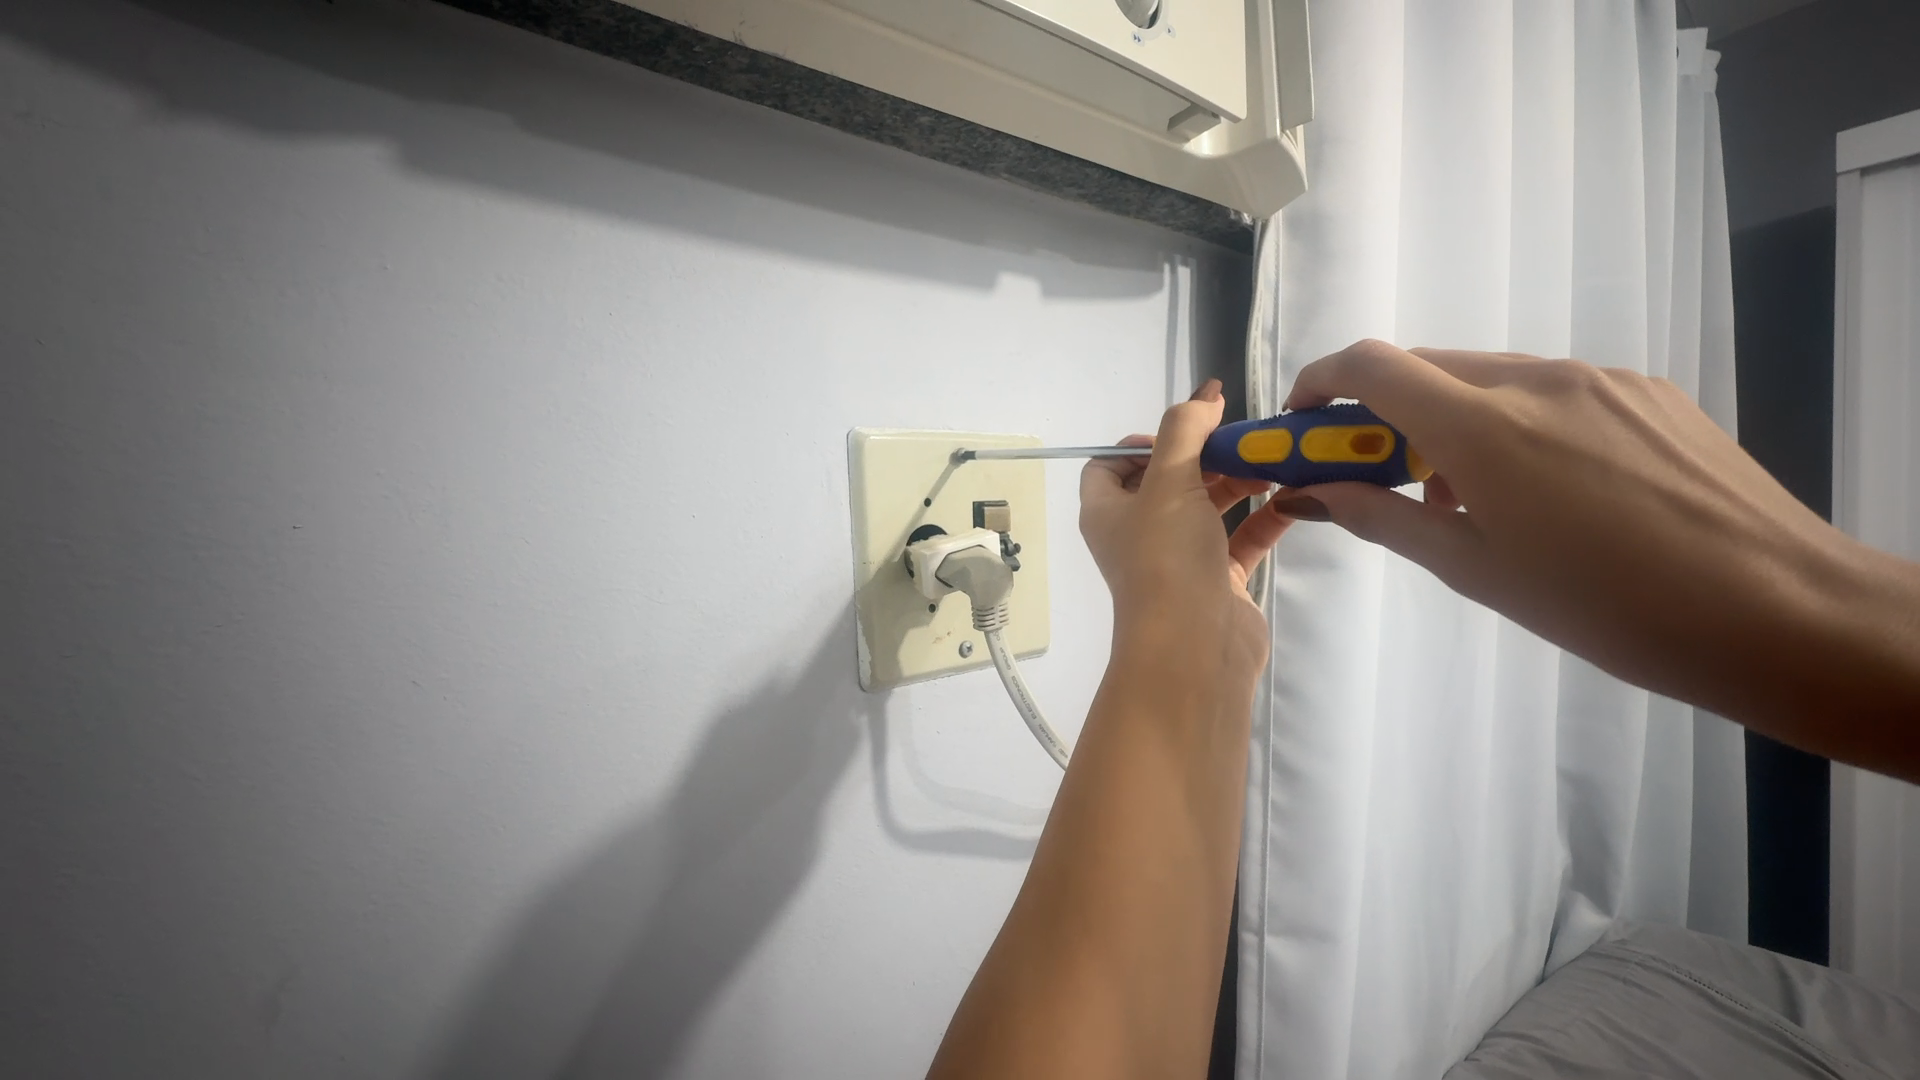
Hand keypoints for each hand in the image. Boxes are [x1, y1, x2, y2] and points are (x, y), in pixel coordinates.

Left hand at [1079, 379, 1292, 677]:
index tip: (1184, 431)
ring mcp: (1178, 558)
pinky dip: (1265, 516)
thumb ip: (1184, 431)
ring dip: (1238, 480)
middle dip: (1204, 455)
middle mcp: (1137, 533)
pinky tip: (1295, 493)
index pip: (1109, 465)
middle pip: (1167, 480)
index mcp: (1107, 511)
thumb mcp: (1168, 482)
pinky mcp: (1217, 580)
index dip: (1140, 442)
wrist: (1195, 649)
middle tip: (1242, 436)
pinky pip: (1241, 537)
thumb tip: (1204, 395)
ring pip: (1207, 507)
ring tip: (1275, 456)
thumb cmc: (1166, 558)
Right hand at [1271, 340, 1919, 761]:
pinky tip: (1534, 485)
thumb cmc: (1602, 605)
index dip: (1320, 381)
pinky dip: (1504, 421)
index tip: (1303, 420)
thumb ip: (1380, 517)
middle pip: (1423, 366)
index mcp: (1483, 427)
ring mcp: (1598, 378)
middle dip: (1377, 409)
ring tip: (1461, 492)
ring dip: (1442, 417)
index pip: (1372, 366)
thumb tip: (1307, 494)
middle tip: (1372, 472)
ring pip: (1484, 376)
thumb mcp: (1470, 567)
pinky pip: (1544, 389)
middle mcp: (1535, 379)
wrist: (1783, 613)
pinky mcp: (1644, 390)